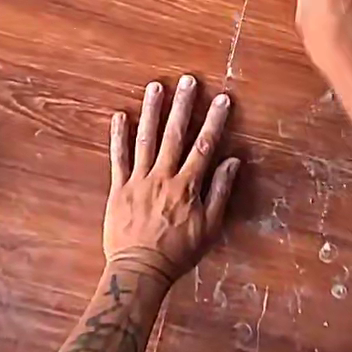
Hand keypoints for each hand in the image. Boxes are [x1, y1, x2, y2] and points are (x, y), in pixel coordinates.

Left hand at [104, 75, 241, 282]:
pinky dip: (118, 136)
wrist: (139, 272)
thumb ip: (220, 191)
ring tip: (156, 86)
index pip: (204, 146)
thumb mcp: (210, 227)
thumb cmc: (178, 252)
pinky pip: (118, 158)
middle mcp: (163, 176)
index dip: (214, 121)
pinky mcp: (119, 188)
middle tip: (188, 80)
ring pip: (145, 139)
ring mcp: (139, 180)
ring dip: (152, 111)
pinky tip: (119, 115)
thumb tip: (233, 160)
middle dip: (183, 105)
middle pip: (174, 134)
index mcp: (187, 186)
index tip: (222, 99)